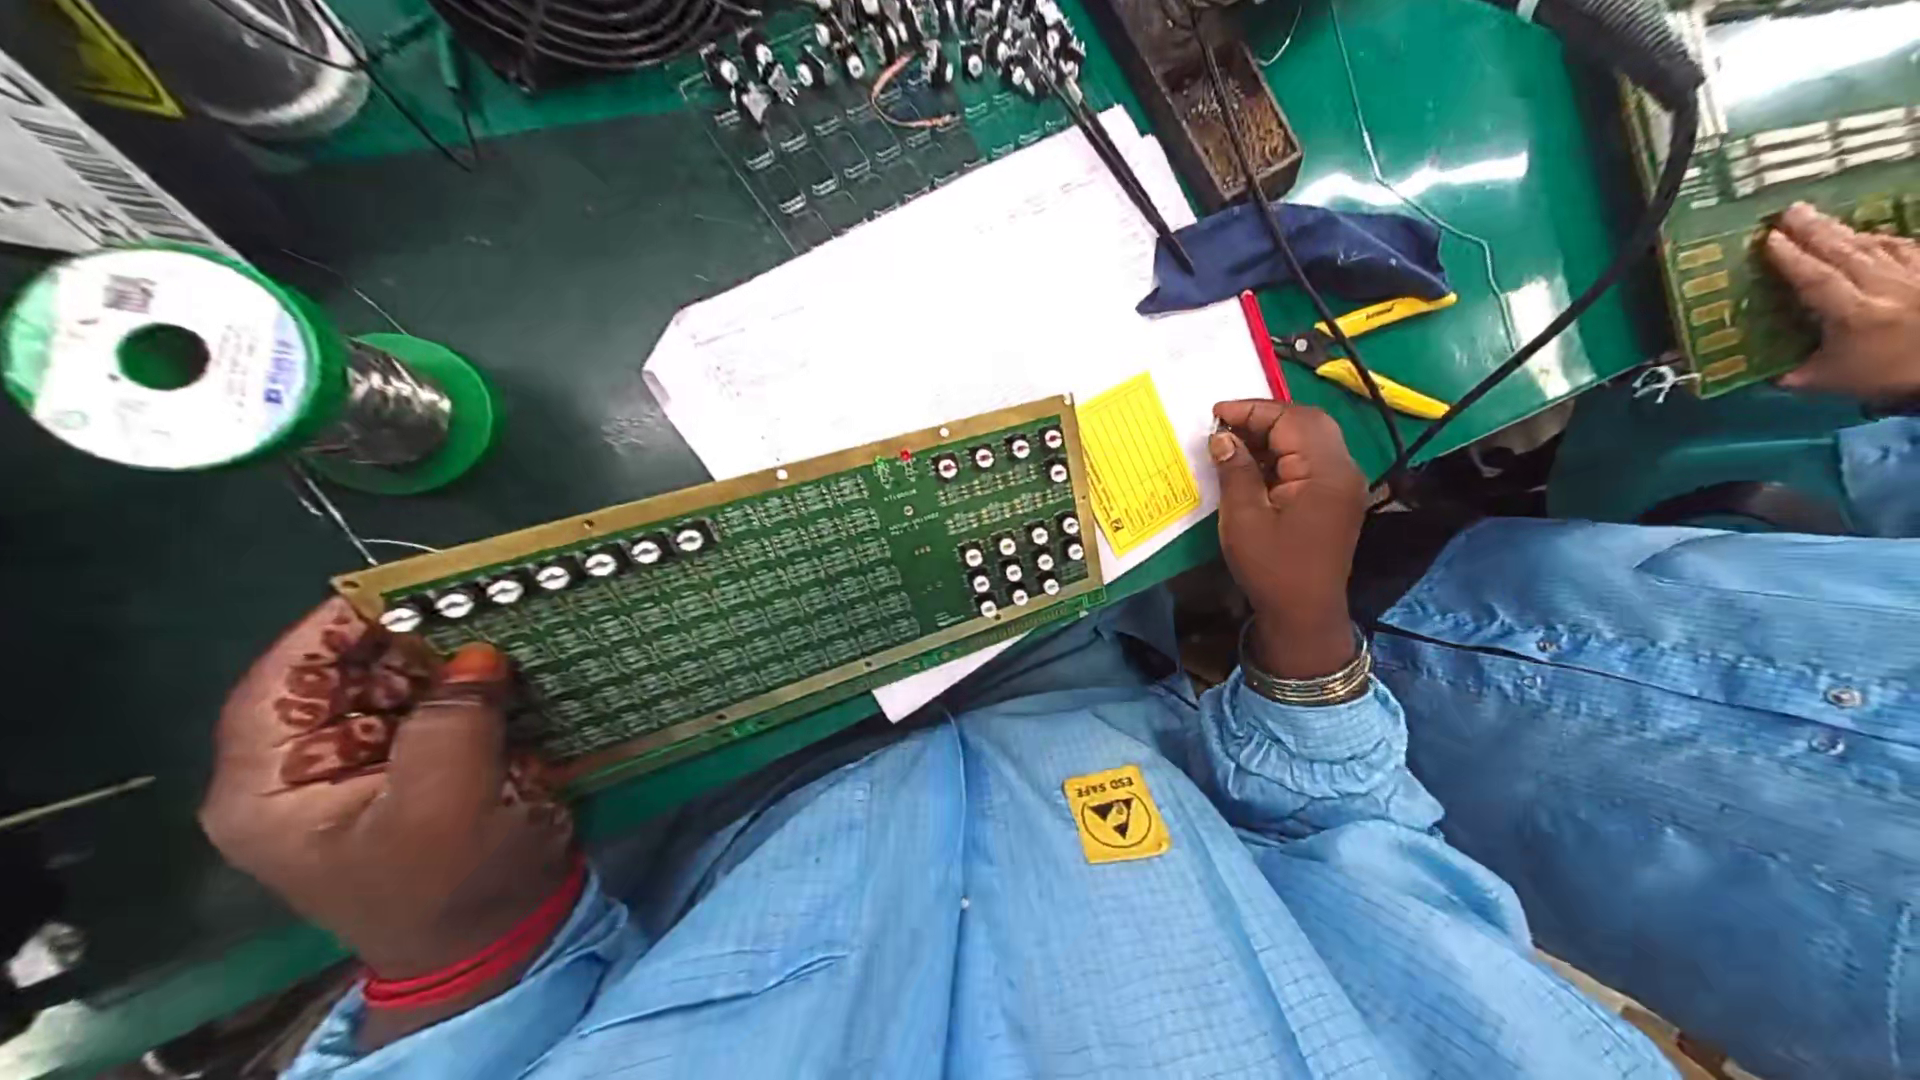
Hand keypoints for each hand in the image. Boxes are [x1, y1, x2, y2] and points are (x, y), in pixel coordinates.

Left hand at [200, 600, 573, 1037]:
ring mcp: (382, 758)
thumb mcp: (443, 808)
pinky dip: (480, 676)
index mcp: (277, 786)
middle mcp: (319, 763)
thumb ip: (452, 723)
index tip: (405, 588)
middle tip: (473, 599)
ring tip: (502, 616)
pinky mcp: (434, 757)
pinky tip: (516, 657)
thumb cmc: (451, 885)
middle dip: (408, 635)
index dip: (334, 629)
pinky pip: (448, 700)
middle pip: (348, 673)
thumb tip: (479, 654)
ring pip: (405, 680)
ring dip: (453, 651)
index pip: (281, 683)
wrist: (502, 931)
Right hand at [1209, 400, 1367, 678]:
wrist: (1304, 613)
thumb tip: (1223, 437)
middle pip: (1307, 422)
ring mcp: (1342, 484)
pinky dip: (1281, 454)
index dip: (1252, 410)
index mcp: (1325, 472)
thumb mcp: (1244, 519)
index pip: (1292, 419)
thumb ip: (1236, 472)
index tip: (1215, 414)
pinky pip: (1310, 460)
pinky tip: (1252, 463)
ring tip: (1233, 441)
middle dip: (1264, 417)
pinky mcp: (1334, 497)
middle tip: (1224, 423)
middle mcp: (1343, 470)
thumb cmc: (1272, 568)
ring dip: (1272, 434)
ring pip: (1310, 439)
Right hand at [1765, 202, 1919, 400]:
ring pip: (1878, 246)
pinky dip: (1882, 240)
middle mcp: (1890, 289)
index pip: (1818, 280)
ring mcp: (1918, 277)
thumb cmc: (1884, 377)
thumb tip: (1740, 365)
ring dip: (1844, 232)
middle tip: (1790, 212)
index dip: (1791, 259)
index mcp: (1856, 315)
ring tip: (1817, 220)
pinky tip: (1864, 237)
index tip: (1767, 239)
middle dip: (1816, 231)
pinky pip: (1908, 249)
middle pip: (1848, 253)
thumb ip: (1784, 370)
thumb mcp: (1822, 381)